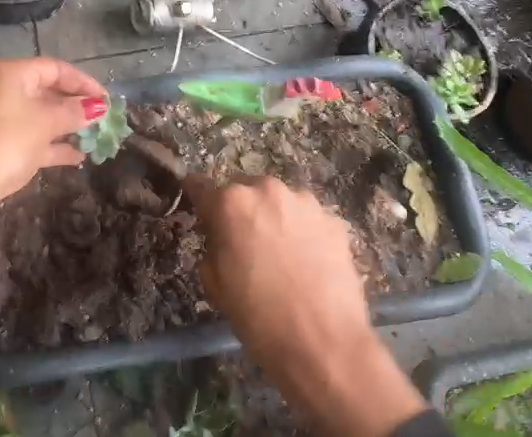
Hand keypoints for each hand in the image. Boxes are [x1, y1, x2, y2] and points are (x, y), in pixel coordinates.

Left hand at [0, 57, 106, 282]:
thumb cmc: (5, 143)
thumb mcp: (44, 123)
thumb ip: (73, 112)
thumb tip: (98, 106)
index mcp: (11, 73)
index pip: (55, 68)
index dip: (83, 82)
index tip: (107, 99)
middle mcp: (2, 88)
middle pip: (47, 91)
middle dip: (76, 106)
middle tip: (103, 120)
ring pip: (40, 116)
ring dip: (67, 126)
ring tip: (95, 138)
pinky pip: (31, 136)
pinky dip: (52, 144)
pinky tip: (77, 157)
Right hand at [190, 176, 426, 436]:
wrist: (324, 344)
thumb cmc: (259, 318)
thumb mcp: (217, 285)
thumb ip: (212, 248)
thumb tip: (222, 239)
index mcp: (231, 203)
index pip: (201, 186)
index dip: (197, 197)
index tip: (198, 206)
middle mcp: (267, 190)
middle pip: (244, 189)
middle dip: (241, 209)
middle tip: (245, 241)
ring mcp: (304, 203)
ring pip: (279, 201)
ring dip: (274, 216)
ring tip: (281, 252)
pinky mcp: (334, 220)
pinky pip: (308, 218)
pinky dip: (303, 231)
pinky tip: (307, 262)